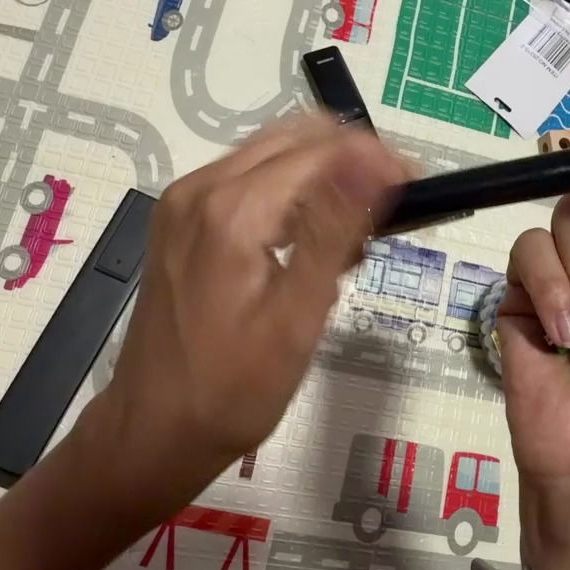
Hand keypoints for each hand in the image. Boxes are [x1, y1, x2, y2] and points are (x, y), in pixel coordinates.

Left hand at [71, 115, 406, 524]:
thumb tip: (376, 161)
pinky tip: (310, 241)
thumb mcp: (297, 317)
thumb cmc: (234, 390)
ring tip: (353, 237)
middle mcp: (201, 187)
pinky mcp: (181, 219)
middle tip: (387, 214)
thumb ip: (336, 230)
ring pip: (272, 153)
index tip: (416, 182)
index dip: (376, 156)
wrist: (152, 431)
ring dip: (322, 176)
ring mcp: (184, 201)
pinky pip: (247, 179)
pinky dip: (290, 193)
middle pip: (295, 137)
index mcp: (232, 209)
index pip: (322, 149)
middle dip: (351, 160)